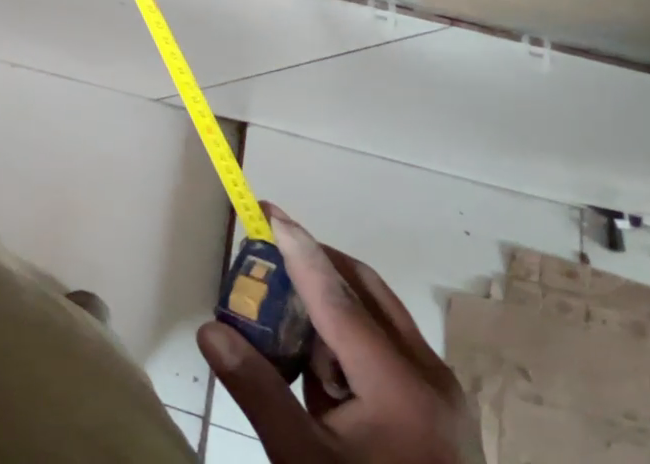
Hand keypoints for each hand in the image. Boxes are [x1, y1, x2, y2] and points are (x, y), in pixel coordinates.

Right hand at [196, 205, 483, 463]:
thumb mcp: (303, 459)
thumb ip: (258, 392)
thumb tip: (210, 330)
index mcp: (398, 384)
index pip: (337, 298)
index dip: (299, 251)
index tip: (269, 211)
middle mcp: (428, 375)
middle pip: (366, 291)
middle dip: (316, 261)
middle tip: (268, 244)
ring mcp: (440, 391)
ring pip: (379, 316)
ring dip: (329, 297)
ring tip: (280, 307)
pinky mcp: (439, 408)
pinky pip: (387, 346)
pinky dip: (346, 332)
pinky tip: (315, 364)